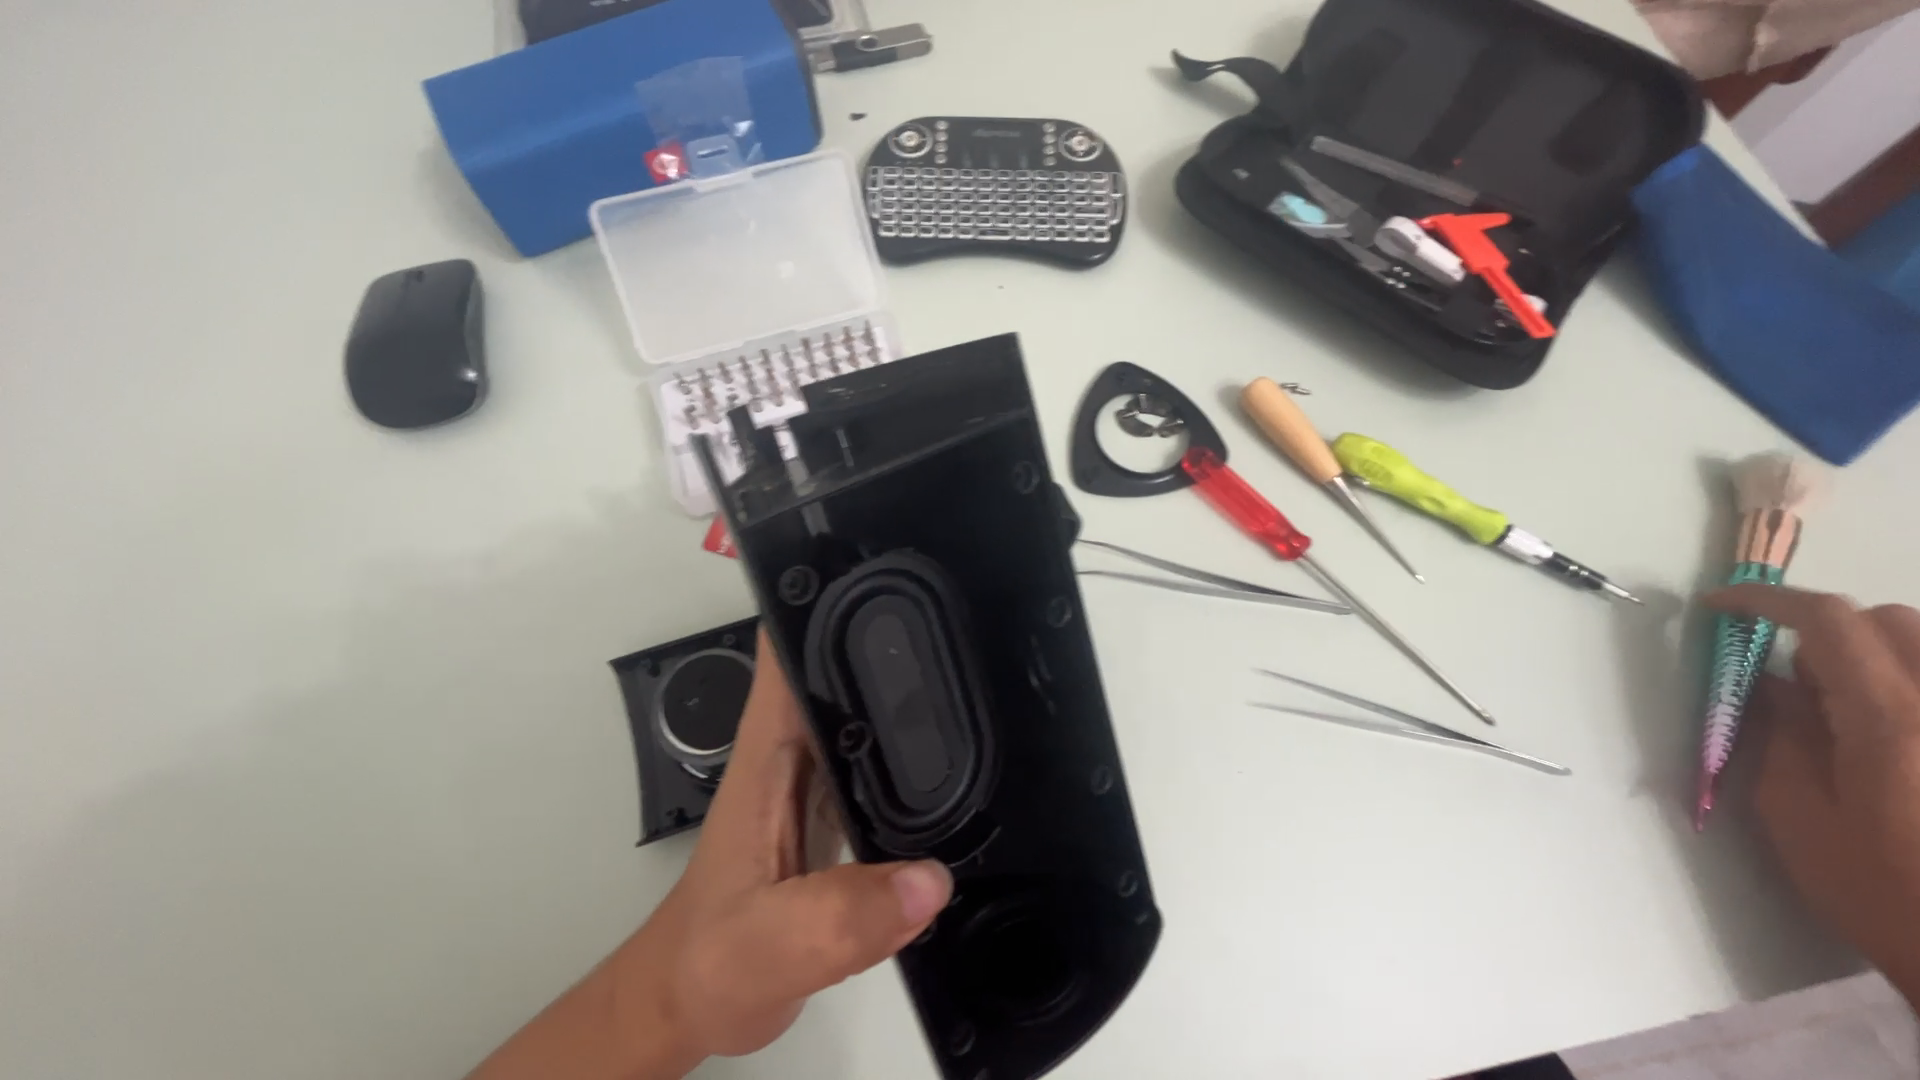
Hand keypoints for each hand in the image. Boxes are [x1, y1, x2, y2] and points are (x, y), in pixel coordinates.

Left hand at [627, 630, 952, 1063]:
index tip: (881, 558)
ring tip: (974, 658)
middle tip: (962, 602)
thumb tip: (931, 878)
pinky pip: (882, 760)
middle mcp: (795, 749)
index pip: (788, 644)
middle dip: (890, 627)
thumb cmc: (711, 962)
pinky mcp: (837, 810)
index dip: (826, 591)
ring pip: (864, 707)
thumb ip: (843, 915)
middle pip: (840, 663)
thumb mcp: (771, 944)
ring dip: (906, 684)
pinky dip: (915, 747)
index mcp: (771, 751)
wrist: (697, 998)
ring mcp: (817, 778)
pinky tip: (959, 754)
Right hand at [1706, 585, 1919, 1003]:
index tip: (1719, 607)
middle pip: (1890, 622)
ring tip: (1849, 714)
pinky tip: (1890, 738)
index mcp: (1890, 720)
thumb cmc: (1878, 889)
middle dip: (1829, 633)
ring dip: (1874, 659)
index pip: (1829, 622)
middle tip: (1795, 683)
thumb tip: (1766, 682)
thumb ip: (1777, 734)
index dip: (1767, 601)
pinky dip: (1904, 688)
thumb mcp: (1797, 814)